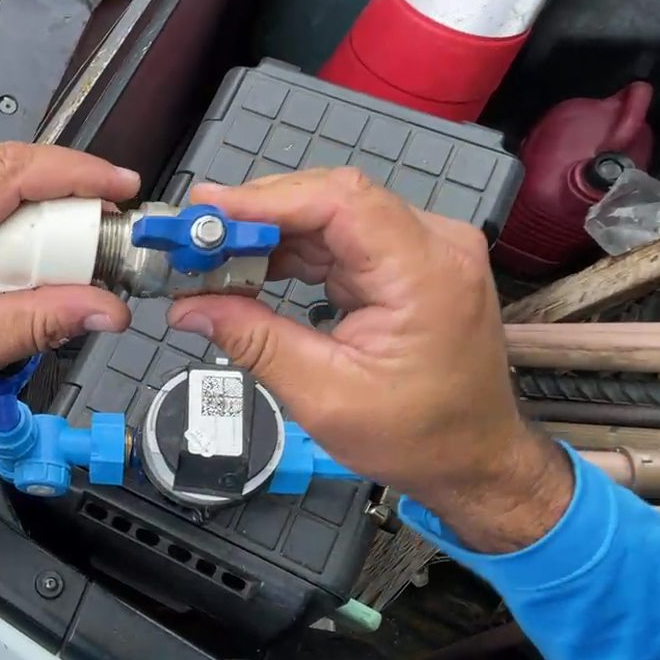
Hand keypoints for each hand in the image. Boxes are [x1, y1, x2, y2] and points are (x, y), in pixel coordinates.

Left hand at [0, 143, 137, 476]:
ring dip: (44, 213)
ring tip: (77, 257)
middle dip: (67, 196)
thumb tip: (107, 307)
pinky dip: (18, 226)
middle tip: (107, 238)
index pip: (10, 174)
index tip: (121, 188)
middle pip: (9, 171)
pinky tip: (35, 262)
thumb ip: (41, 323)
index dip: (75, 172)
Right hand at [167, 169, 571, 552]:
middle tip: (192, 233)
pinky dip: (288, 252)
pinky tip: (247, 268)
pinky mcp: (404, 266)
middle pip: (330, 200)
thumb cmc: (412, 437)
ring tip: (207, 254)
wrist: (473, 460)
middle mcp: (431, 245)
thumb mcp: (321, 394)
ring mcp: (420, 251)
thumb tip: (186, 307)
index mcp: (423, 273)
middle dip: (255, 214)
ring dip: (265, 233)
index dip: (266, 199)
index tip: (204, 211)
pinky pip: (337, 241)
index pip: (340, 202)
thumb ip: (253, 341)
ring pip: (328, 217)